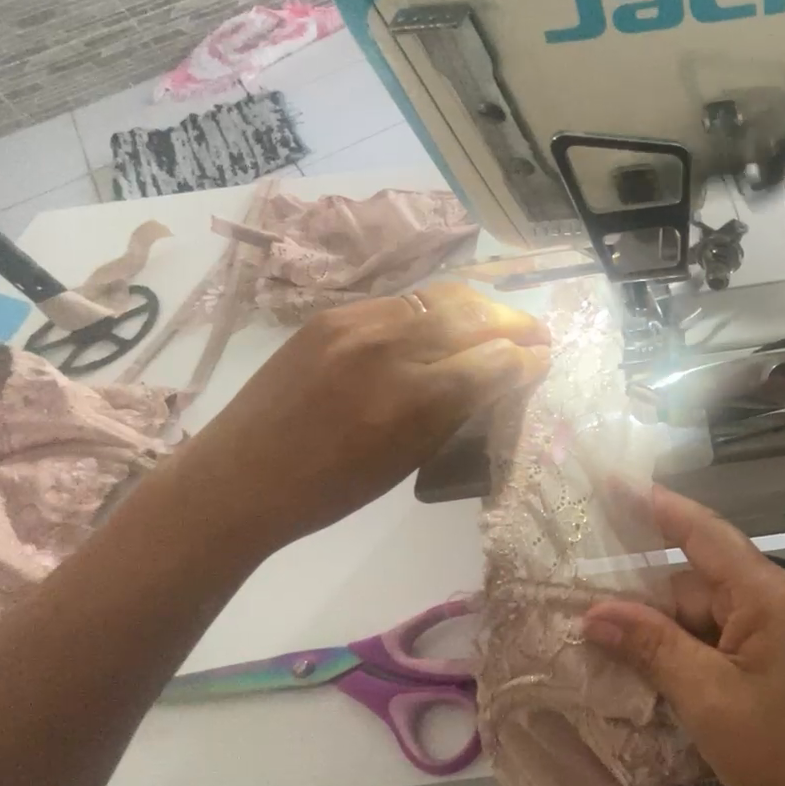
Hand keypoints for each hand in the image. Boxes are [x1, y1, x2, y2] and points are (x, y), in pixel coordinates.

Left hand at [159, 283, 549, 558]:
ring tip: (501, 323)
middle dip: (517, 324)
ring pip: (443, 297)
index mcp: (413, 400)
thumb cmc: (334, 488)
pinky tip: (447, 325)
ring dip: (482, 309)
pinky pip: (405, 302)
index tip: (546, 361)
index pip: (496, 360)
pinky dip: (438, 311)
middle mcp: (389, 349)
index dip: (530, 359)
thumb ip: (464, 408)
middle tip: (538, 336)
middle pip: (477, 315)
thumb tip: (507, 375)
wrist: (238, 478)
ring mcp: (356, 324)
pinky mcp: (333, 315)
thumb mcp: (414, 456)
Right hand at [580, 487, 784, 785]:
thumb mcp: (708, 699)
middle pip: (697, 581)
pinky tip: (651, 671)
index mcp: (768, 593)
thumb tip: (594, 613)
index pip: (704, 534)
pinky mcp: (778, 648)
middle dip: (646, 602)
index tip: (613, 481)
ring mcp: (780, 621)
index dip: (656, 506)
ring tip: (608, 653)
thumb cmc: (782, 750)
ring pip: (705, 611)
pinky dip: (688, 650)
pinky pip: (722, 633)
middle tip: (584, 616)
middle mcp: (777, 594)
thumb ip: (653, 648)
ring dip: (664, 633)